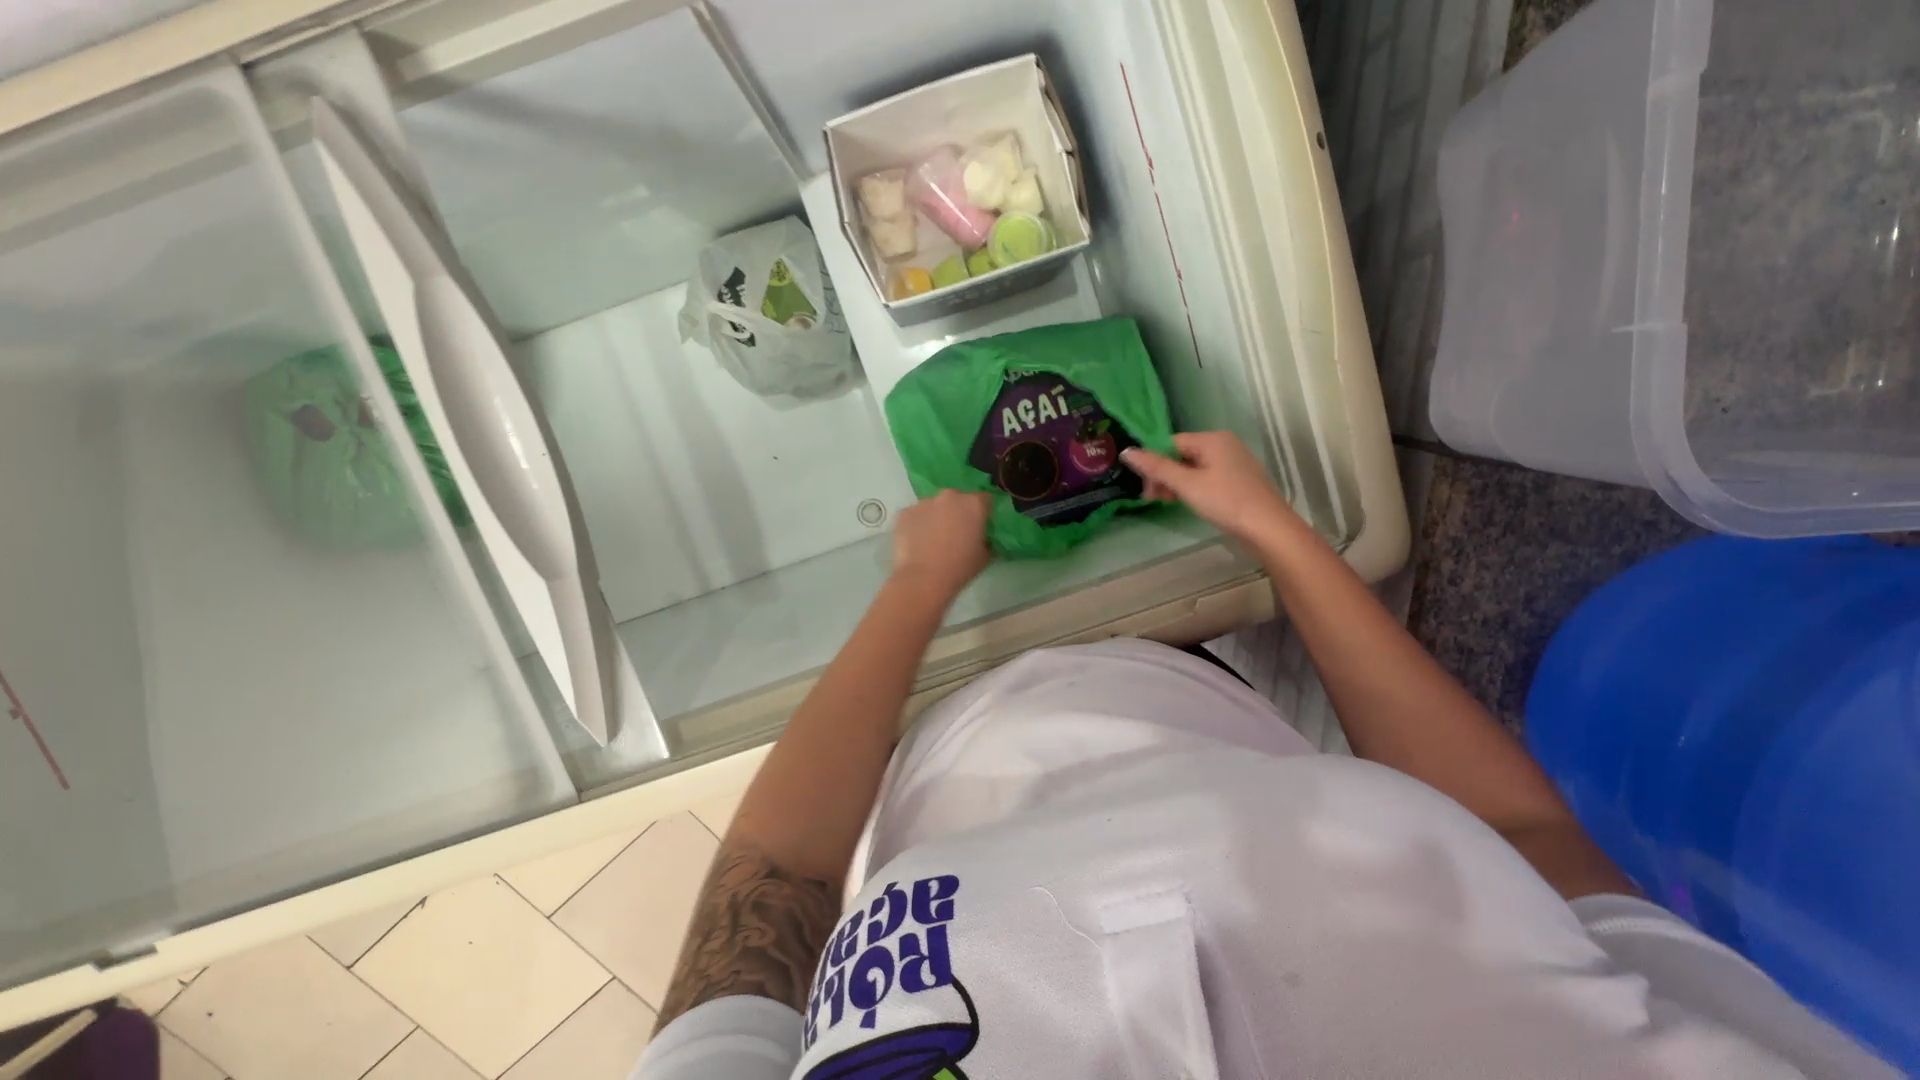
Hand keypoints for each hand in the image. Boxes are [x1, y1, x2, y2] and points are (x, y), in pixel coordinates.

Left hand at [890, 490, 993, 598]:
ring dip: (936, 517)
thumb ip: (985, 539)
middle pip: (957, 499)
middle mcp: (949, 496)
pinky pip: (915, 515)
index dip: (983, 512)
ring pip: (934, 506)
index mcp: (973, 504)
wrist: (923, 579)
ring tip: (933, 539)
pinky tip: (917, 543)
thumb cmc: (959, 567)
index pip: (985, 499)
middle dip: (957, 512)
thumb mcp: (985, 555)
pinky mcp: (904, 512)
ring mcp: (924, 502)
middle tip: (955, 532)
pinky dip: (917, 524)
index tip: (980, 525)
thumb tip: (981, 537)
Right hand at [1122, 432, 1297, 542]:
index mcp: (1212, 439)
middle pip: (1182, 455)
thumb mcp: (1187, 484)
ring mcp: (1234, 462)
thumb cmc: (1225, 501)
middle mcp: (1224, 444)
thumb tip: (1126, 451)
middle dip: (1164, 475)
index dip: (1154, 463)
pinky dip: (1194, 487)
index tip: (1146, 489)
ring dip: (1177, 483)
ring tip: (1170, 503)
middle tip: (1154, 499)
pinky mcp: (1239, 479)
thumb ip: (1156, 467)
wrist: (1267, 527)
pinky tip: (1190, 502)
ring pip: (1194, 467)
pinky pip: (1207, 476)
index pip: (1171, 443)